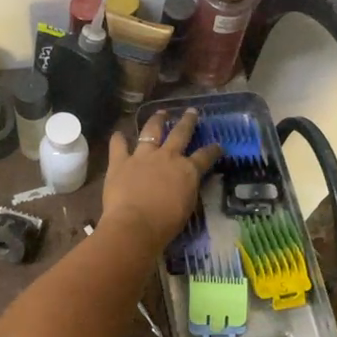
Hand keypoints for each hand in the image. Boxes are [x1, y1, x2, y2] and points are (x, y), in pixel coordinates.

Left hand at [99, 108, 220, 251]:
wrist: (135, 225)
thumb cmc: (166, 224)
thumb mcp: (187, 207)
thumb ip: (187, 190)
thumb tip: (186, 184)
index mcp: (188, 171)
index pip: (205, 156)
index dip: (213, 150)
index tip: (218, 145)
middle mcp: (167, 157)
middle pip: (180, 133)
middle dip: (188, 121)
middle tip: (191, 111)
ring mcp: (143, 156)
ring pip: (151, 131)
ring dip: (156, 120)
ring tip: (160, 113)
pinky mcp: (120, 162)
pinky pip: (118, 145)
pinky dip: (118, 139)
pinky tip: (118, 134)